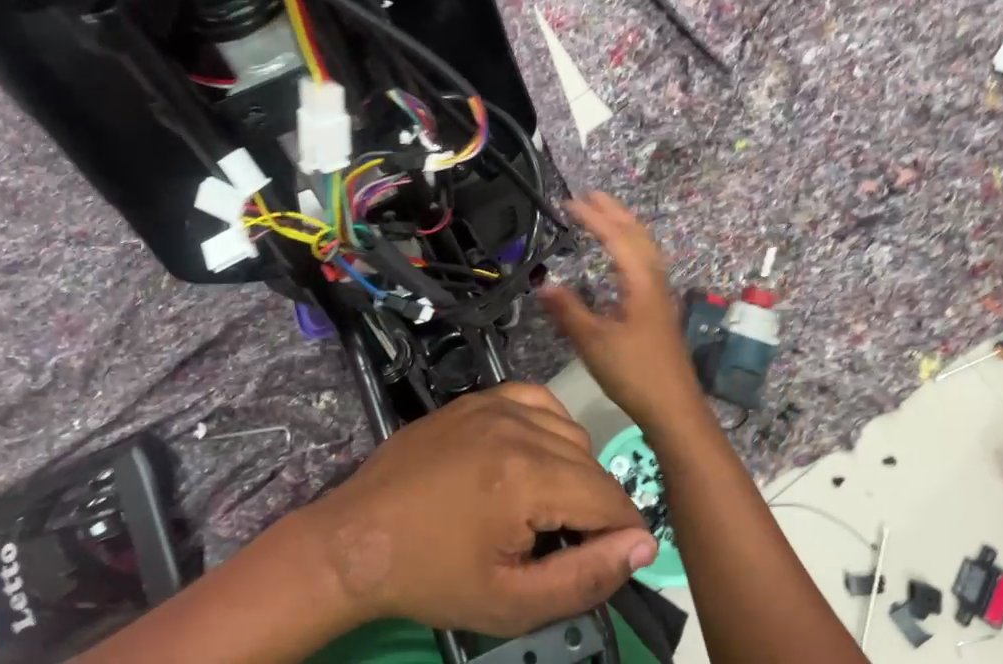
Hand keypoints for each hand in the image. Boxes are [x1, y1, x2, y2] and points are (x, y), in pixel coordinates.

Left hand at [300, 383, 658, 636]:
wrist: (358, 540)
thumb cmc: (432, 577)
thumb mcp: (511, 602)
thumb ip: (585, 577)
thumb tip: (643, 545)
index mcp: (526, 477)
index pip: (609, 498)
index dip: (621, 536)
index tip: (607, 562)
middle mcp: (515, 428)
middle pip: (592, 464)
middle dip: (595, 508)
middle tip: (564, 545)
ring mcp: (491, 405)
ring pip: (569, 431)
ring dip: (574, 470)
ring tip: (544, 508)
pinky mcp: (473, 399)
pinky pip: (536, 400)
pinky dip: (549, 427)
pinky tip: (534, 457)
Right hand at [539, 193, 705, 428]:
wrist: (673, 408)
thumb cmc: (634, 373)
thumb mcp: (593, 342)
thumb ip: (568, 311)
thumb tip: (542, 284)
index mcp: (640, 282)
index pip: (616, 238)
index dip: (593, 217)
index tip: (570, 202)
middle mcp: (654, 281)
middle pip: (637, 235)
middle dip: (614, 212)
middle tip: (591, 195)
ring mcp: (661, 294)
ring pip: (646, 248)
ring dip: (626, 226)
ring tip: (607, 215)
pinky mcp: (660, 309)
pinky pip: (647, 262)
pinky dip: (632, 246)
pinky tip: (622, 258)